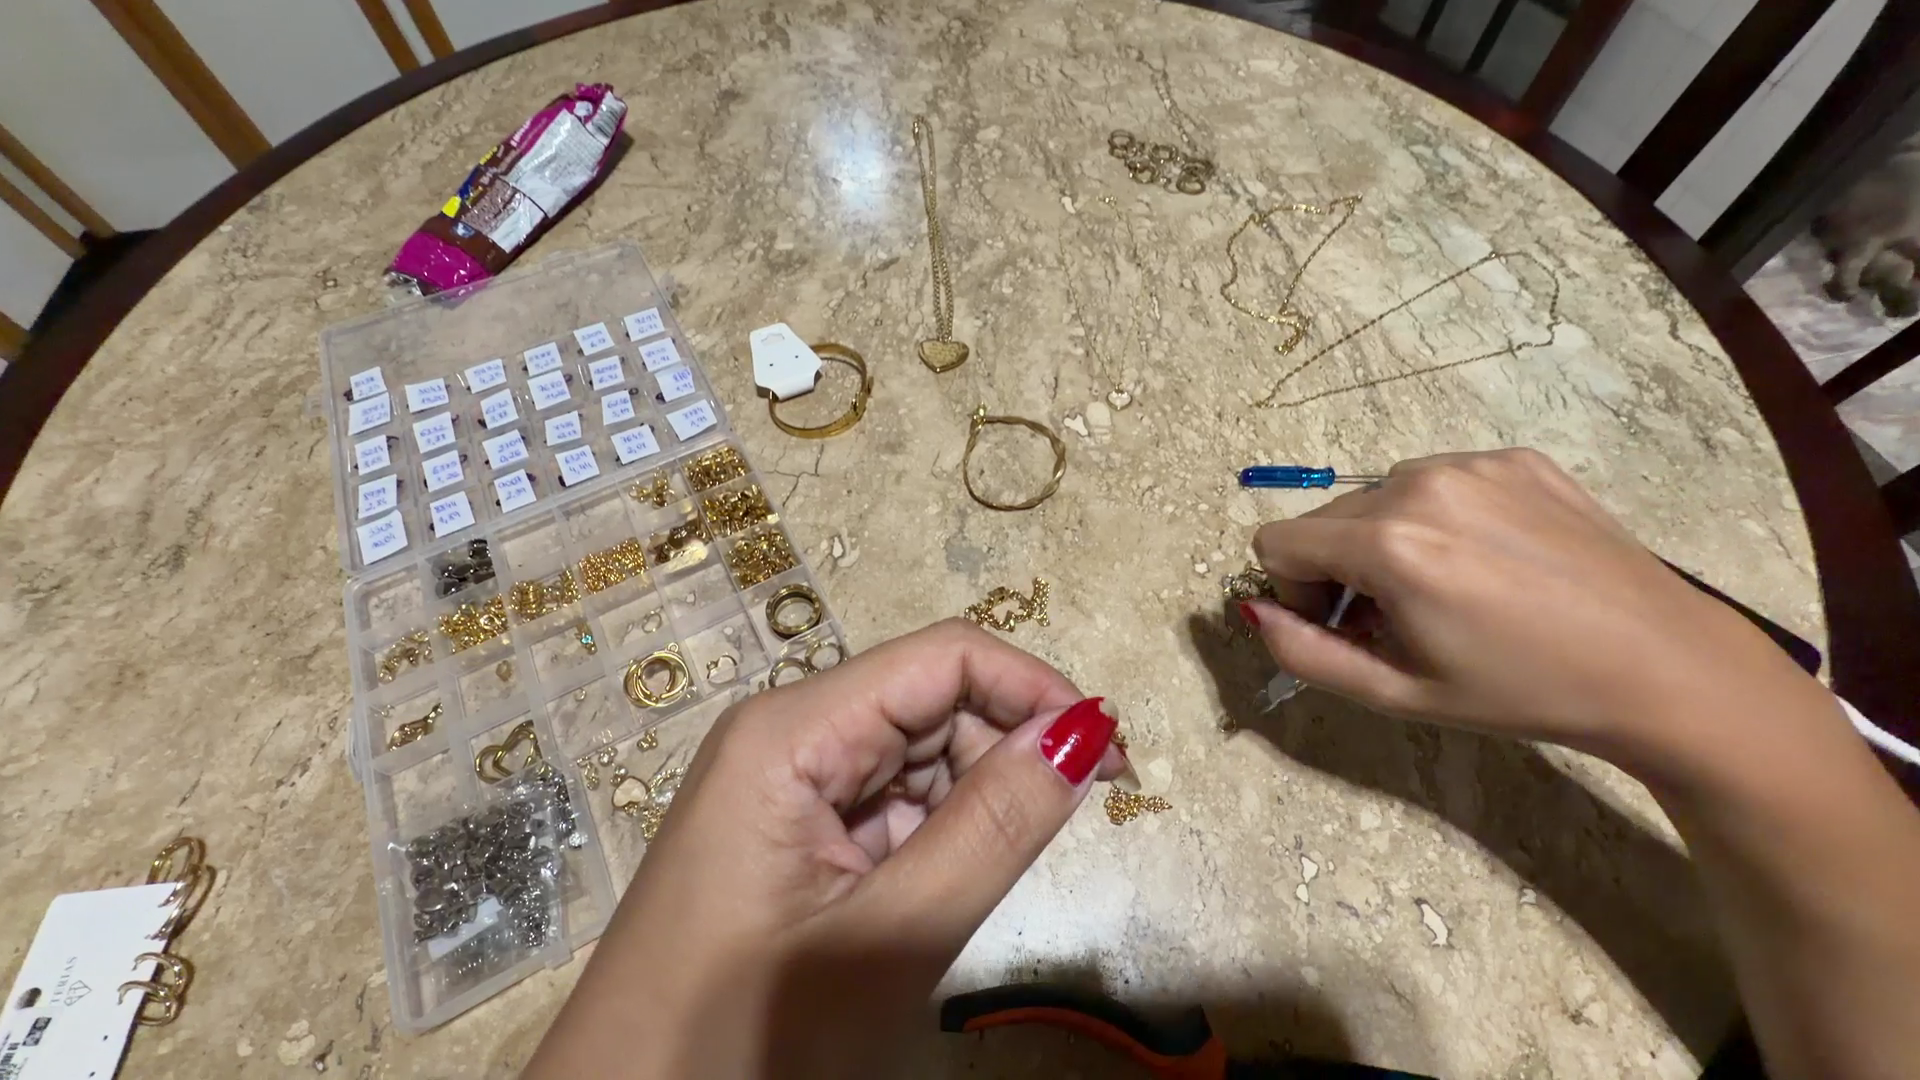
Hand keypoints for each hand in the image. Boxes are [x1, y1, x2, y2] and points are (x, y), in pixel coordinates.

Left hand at [522, 619, 1124, 1079]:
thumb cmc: (753, 1035)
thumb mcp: (894, 934)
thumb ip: (995, 826)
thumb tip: (1085, 730)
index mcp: (793, 729)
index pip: (943, 657)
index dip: (1034, 688)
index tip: (1108, 753)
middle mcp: (788, 732)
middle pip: (930, 700)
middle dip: (1006, 748)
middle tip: (1067, 823)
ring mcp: (787, 779)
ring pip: (915, 752)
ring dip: (972, 798)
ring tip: (982, 876)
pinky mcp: (793, 825)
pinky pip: (889, 800)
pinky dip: (935, 830)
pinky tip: (936, 885)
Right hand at [1241, 449, 1819, 756]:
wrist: (1666, 668)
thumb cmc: (1521, 692)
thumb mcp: (1396, 693)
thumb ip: (1303, 653)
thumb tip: (1253, 612)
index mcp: (1390, 543)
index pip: (1276, 542)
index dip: (1294, 591)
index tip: (1348, 625)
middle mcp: (1421, 483)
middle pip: (1324, 518)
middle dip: (1337, 568)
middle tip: (1395, 618)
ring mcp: (1474, 464)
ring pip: (1376, 496)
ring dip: (1384, 540)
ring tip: (1446, 587)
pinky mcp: (1516, 457)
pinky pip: (1434, 481)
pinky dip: (1436, 518)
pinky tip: (1489, 559)